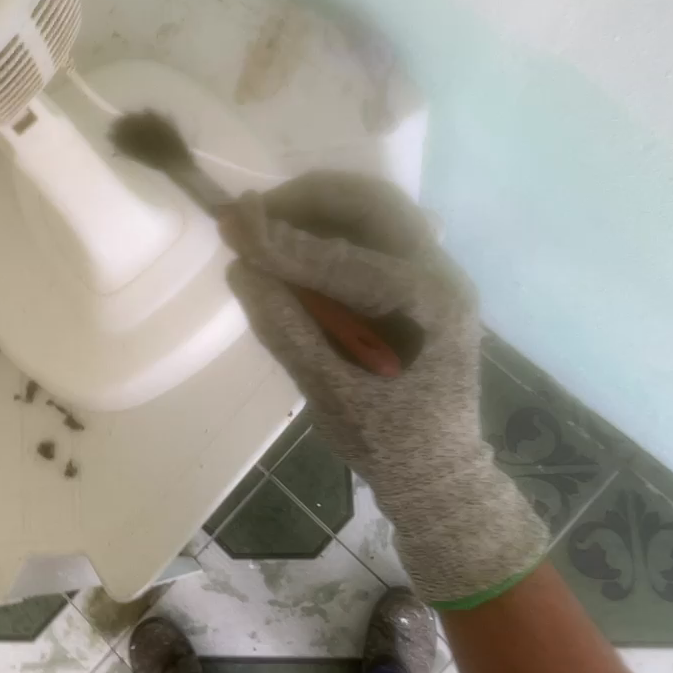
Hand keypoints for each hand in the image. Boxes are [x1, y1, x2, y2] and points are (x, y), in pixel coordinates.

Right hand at [224, 172, 547, 607]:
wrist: (437, 471)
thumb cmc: (389, 443)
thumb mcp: (330, 394)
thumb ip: (286, 329)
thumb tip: (241, 270)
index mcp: (431, 304)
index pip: (345, 258)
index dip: (282, 242)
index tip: (231, 225)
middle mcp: (441, 273)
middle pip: (371, 203)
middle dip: (305, 201)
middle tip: (251, 215)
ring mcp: (435, 273)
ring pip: (373, 210)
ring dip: (316, 209)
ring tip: (265, 226)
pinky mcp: (418, 281)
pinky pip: (372, 234)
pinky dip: (329, 230)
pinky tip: (294, 248)